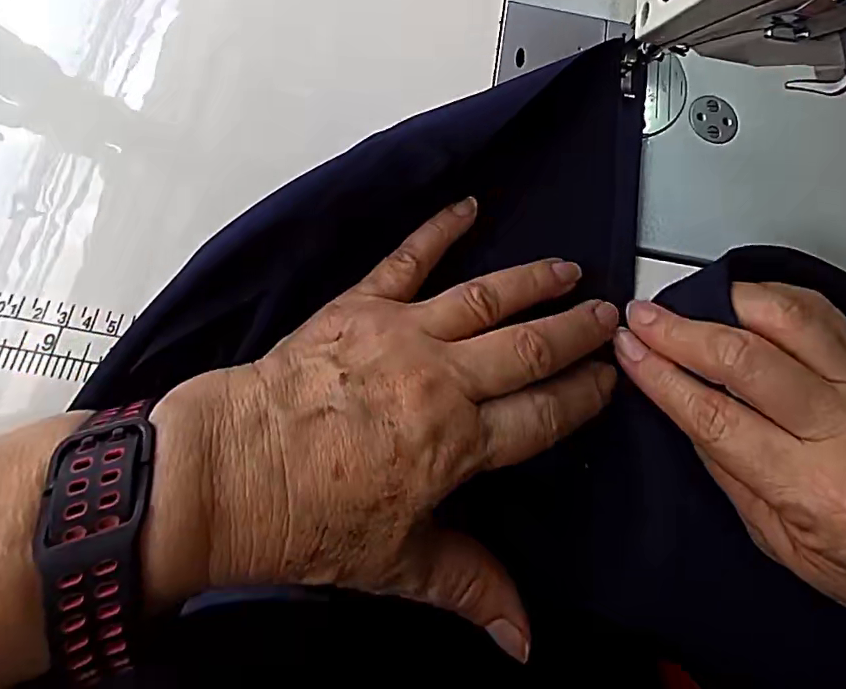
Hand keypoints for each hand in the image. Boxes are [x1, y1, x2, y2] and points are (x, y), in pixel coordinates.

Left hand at [143, 199, 619, 662]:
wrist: (236, 464)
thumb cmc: (308, 514)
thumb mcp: (397, 563)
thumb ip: (470, 586)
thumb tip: (523, 636)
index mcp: (457, 444)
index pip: (543, 415)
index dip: (583, 396)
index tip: (610, 379)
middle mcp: (439, 380)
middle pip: (528, 348)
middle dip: (575, 332)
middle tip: (606, 317)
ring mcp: (399, 335)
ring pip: (484, 299)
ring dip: (531, 282)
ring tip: (565, 270)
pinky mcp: (359, 306)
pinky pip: (408, 259)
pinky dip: (438, 230)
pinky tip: (466, 208)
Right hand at [612, 283, 845, 687]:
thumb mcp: (779, 543)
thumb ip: (724, 465)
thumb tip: (674, 398)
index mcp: (824, 497)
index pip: (716, 418)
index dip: (659, 375)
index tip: (626, 349)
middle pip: (745, 360)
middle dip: (678, 331)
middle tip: (639, 316)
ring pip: (787, 321)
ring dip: (722, 302)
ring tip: (682, 303)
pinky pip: (821, 314)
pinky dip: (768, 298)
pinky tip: (736, 300)